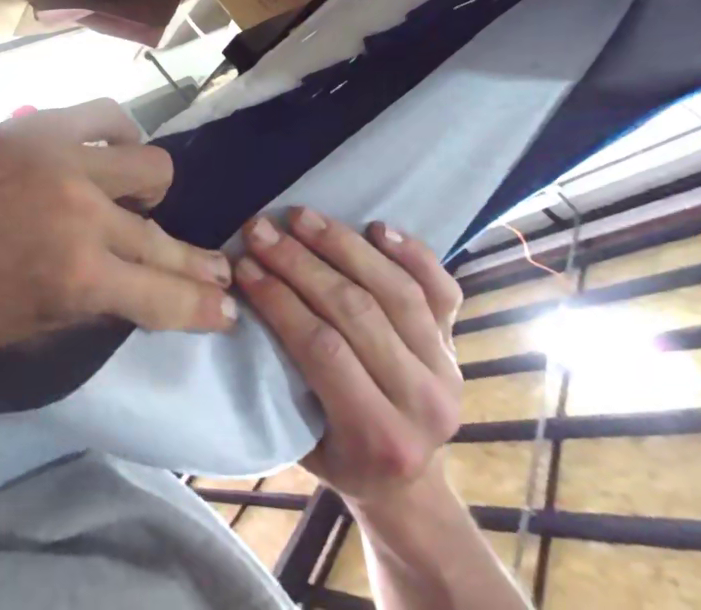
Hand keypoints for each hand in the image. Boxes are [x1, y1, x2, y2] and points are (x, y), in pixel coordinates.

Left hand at [0, 100, 237, 349]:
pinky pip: (107, 116)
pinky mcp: (43, 126)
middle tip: (215, 270)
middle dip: (198, 264)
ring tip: (139, 201)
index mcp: (79, 278)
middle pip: (165, 239)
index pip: (165, 297)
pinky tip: (112, 150)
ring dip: (154, 193)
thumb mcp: (17, 332)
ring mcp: (67, 161)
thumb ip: (81, 310)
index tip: (226, 309)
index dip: (203, 308)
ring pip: (151, 166)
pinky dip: (120, 136)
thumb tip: (121, 291)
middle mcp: (87, 215)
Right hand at [235, 208, 463, 505]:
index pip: (323, 350)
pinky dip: (411, 252)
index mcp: (379, 438)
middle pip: (358, 311)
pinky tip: (375, 226)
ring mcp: (448, 367)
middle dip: (301, 263)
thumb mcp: (299, 438)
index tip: (244, 265)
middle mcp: (424, 401)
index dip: (280, 301)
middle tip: (261, 231)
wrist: (406, 480)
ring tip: (302, 218)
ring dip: (343, 245)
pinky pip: (440, 288)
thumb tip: (242, 303)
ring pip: (396, 290)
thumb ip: (279, 378)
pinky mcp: (458, 342)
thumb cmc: (337, 457)